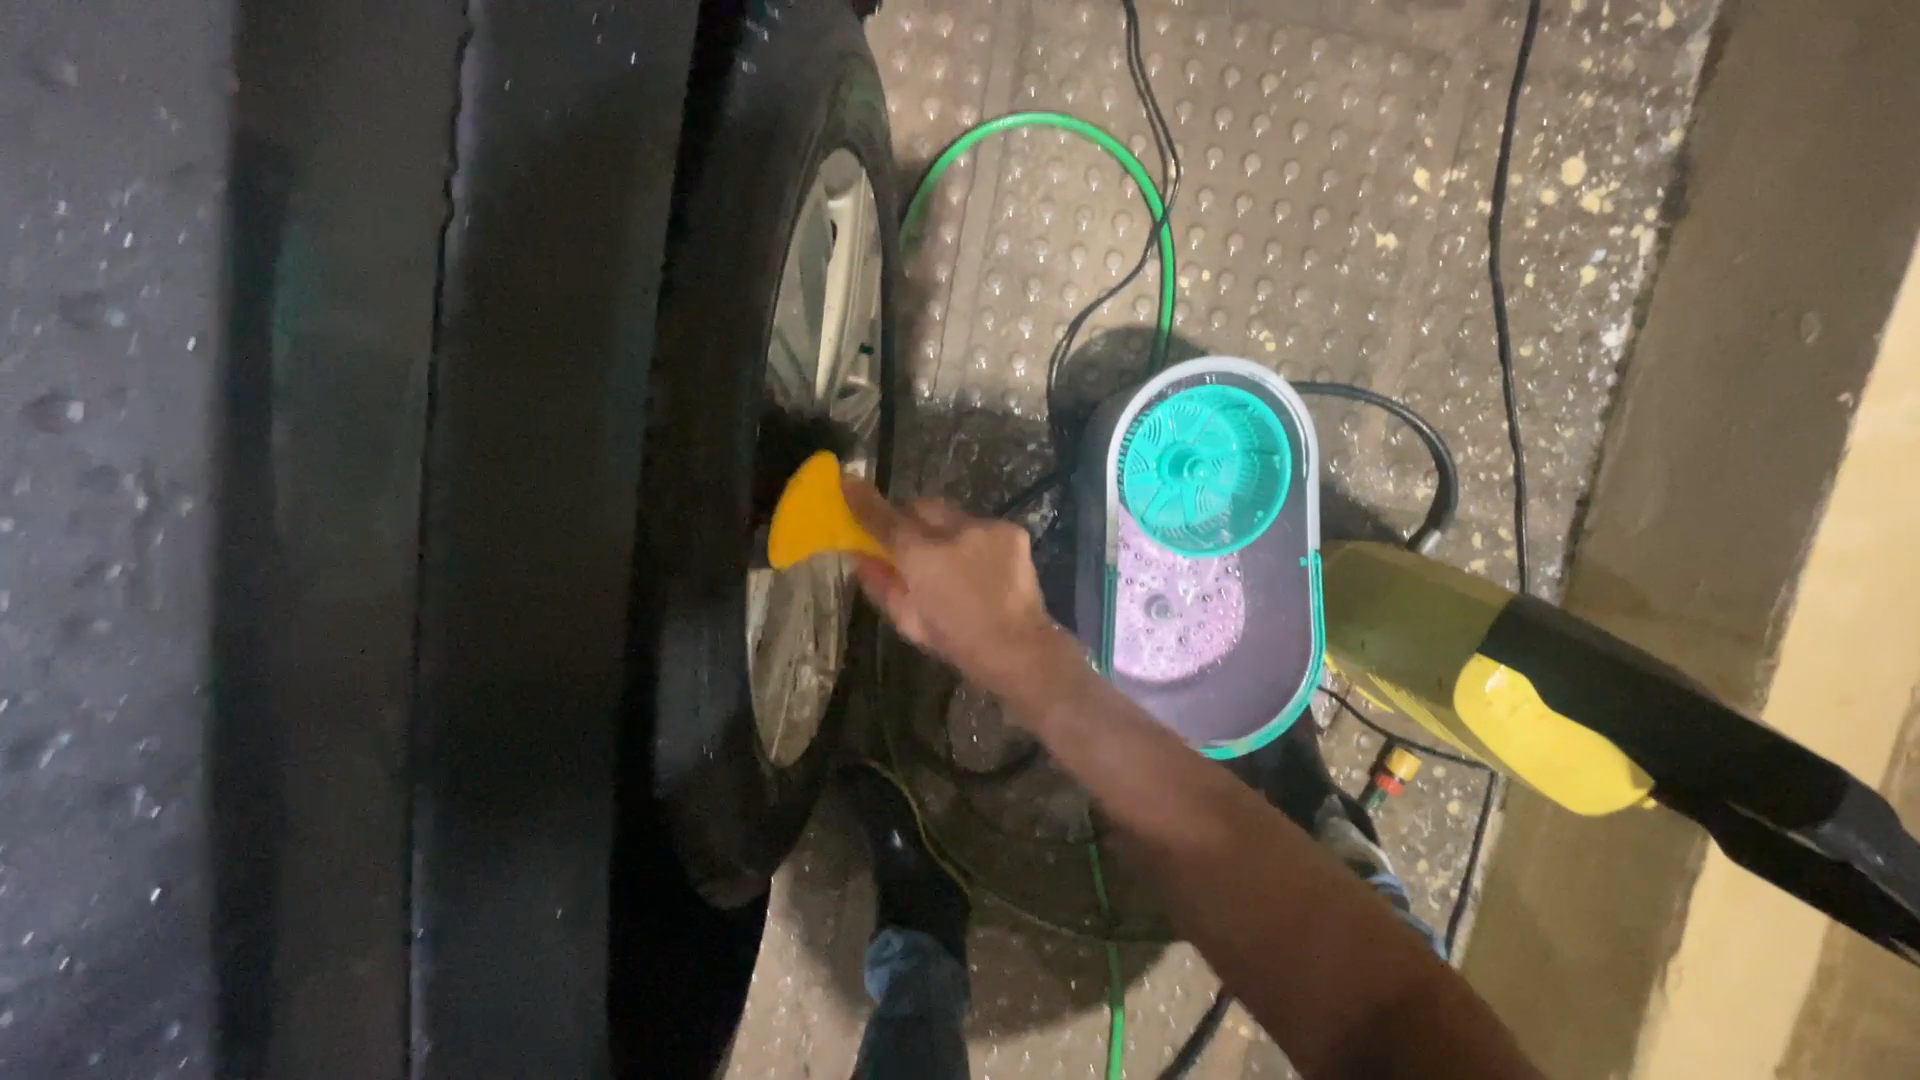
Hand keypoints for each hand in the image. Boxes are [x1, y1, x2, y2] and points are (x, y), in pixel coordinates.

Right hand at [841, 477, 1080, 710]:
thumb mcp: (907, 621)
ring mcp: (987, 527)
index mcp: (923, 558)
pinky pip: (980, 526)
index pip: (885, 519)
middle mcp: (954, 531)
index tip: (848, 484)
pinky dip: (972, 540)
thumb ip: (880, 583)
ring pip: (952, 514)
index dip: (863, 502)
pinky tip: (977, 565)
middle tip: (906, 539)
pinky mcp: (1012, 531)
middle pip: (921, 506)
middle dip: (909, 517)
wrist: (1019, 649)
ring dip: (942, 529)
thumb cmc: (956, 642)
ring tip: (948, 560)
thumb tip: (860, 558)